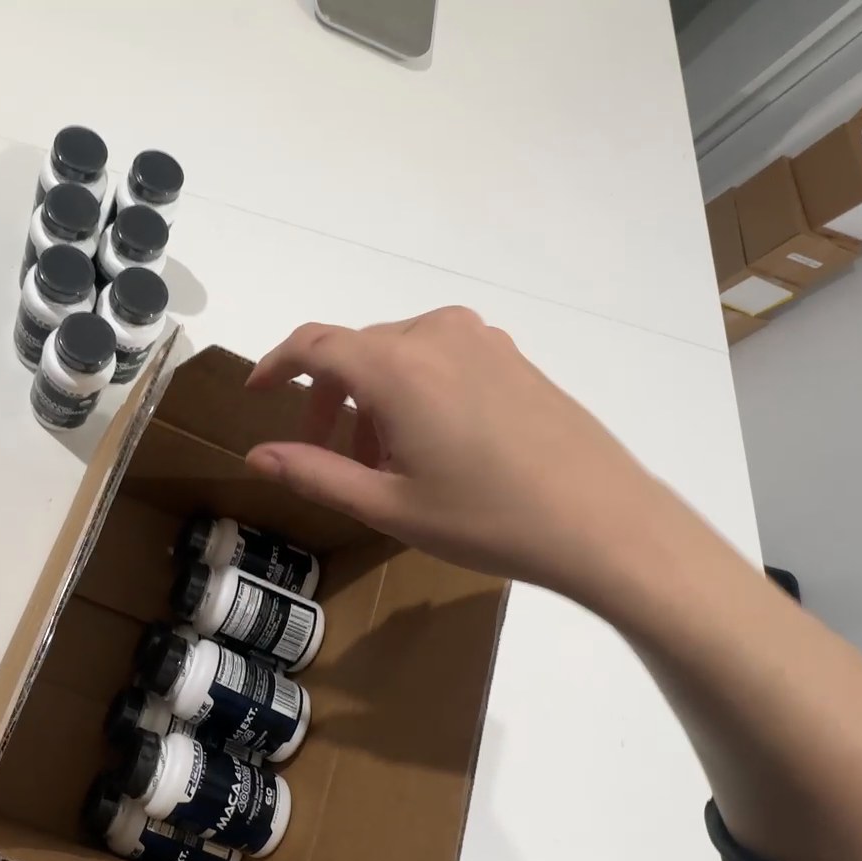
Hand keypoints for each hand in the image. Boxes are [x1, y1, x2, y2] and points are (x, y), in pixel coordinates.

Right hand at [246, 307, 680, 598]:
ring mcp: (481, 340)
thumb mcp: (386, 506)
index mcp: (398, 367)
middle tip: (331, 458)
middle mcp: (436, 335)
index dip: (276, 365)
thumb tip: (256, 455)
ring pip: (396, 354)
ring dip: (372, 398)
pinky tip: (431, 444)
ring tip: (385, 461)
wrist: (604, 522)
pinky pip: (437, 357)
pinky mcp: (511, 356)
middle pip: (355, 351)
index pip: (314, 345)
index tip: (257, 393)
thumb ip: (313, 473)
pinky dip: (412, 391)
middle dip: (329, 399)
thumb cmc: (486, 520)